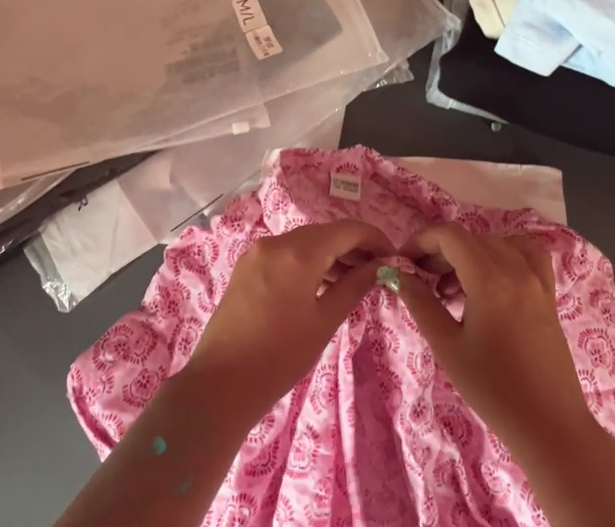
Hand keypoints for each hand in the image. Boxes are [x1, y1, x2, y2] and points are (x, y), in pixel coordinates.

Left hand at [181, 219, 391, 420]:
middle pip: (326, 233)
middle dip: (354, 248)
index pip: (348, 230)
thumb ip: (355, 287)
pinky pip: (286, 255)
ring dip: (332, 256)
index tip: (393, 260)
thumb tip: (380, 267)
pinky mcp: (247, 268)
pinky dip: (309, 263)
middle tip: (377, 273)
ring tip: (355, 282)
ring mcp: (257, 254)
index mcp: (298, 252)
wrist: (221, 384)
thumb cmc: (280, 356)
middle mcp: (276, 243)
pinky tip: (322, 286)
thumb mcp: (324, 321)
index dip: (375, 239)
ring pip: (305, 243)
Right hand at [397, 223, 594, 440]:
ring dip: (471, 253)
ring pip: (497, 244)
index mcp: (490, 279)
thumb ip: (422, 304)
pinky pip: (527, 255)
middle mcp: (516, 270)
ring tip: (452, 286)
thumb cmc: (493, 389)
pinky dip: (505, 254)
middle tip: (421, 280)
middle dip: (441, 251)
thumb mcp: (448, 347)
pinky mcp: (549, 295)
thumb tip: (400, 276)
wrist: (549, 424)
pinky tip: (492, 279)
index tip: (404, 263)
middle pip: (472, 238)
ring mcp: (537, 281)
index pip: (450, 235)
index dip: (422, 241)